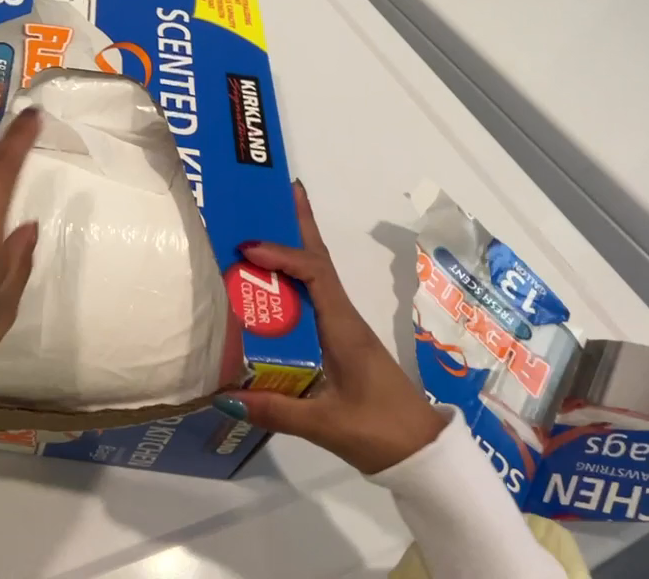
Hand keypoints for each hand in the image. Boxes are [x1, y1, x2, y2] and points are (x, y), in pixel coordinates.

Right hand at [213, 181, 446, 473]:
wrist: (424, 455)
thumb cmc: (381, 432)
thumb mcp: (326, 424)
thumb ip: (275, 410)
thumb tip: (224, 395)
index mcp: (342, 327)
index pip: (314, 272)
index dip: (281, 253)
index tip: (247, 246)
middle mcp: (342, 318)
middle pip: (318, 259)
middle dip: (297, 223)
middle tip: (272, 192)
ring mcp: (342, 328)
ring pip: (315, 276)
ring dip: (292, 247)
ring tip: (261, 224)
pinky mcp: (339, 342)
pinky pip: (311, 297)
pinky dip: (292, 277)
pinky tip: (271, 282)